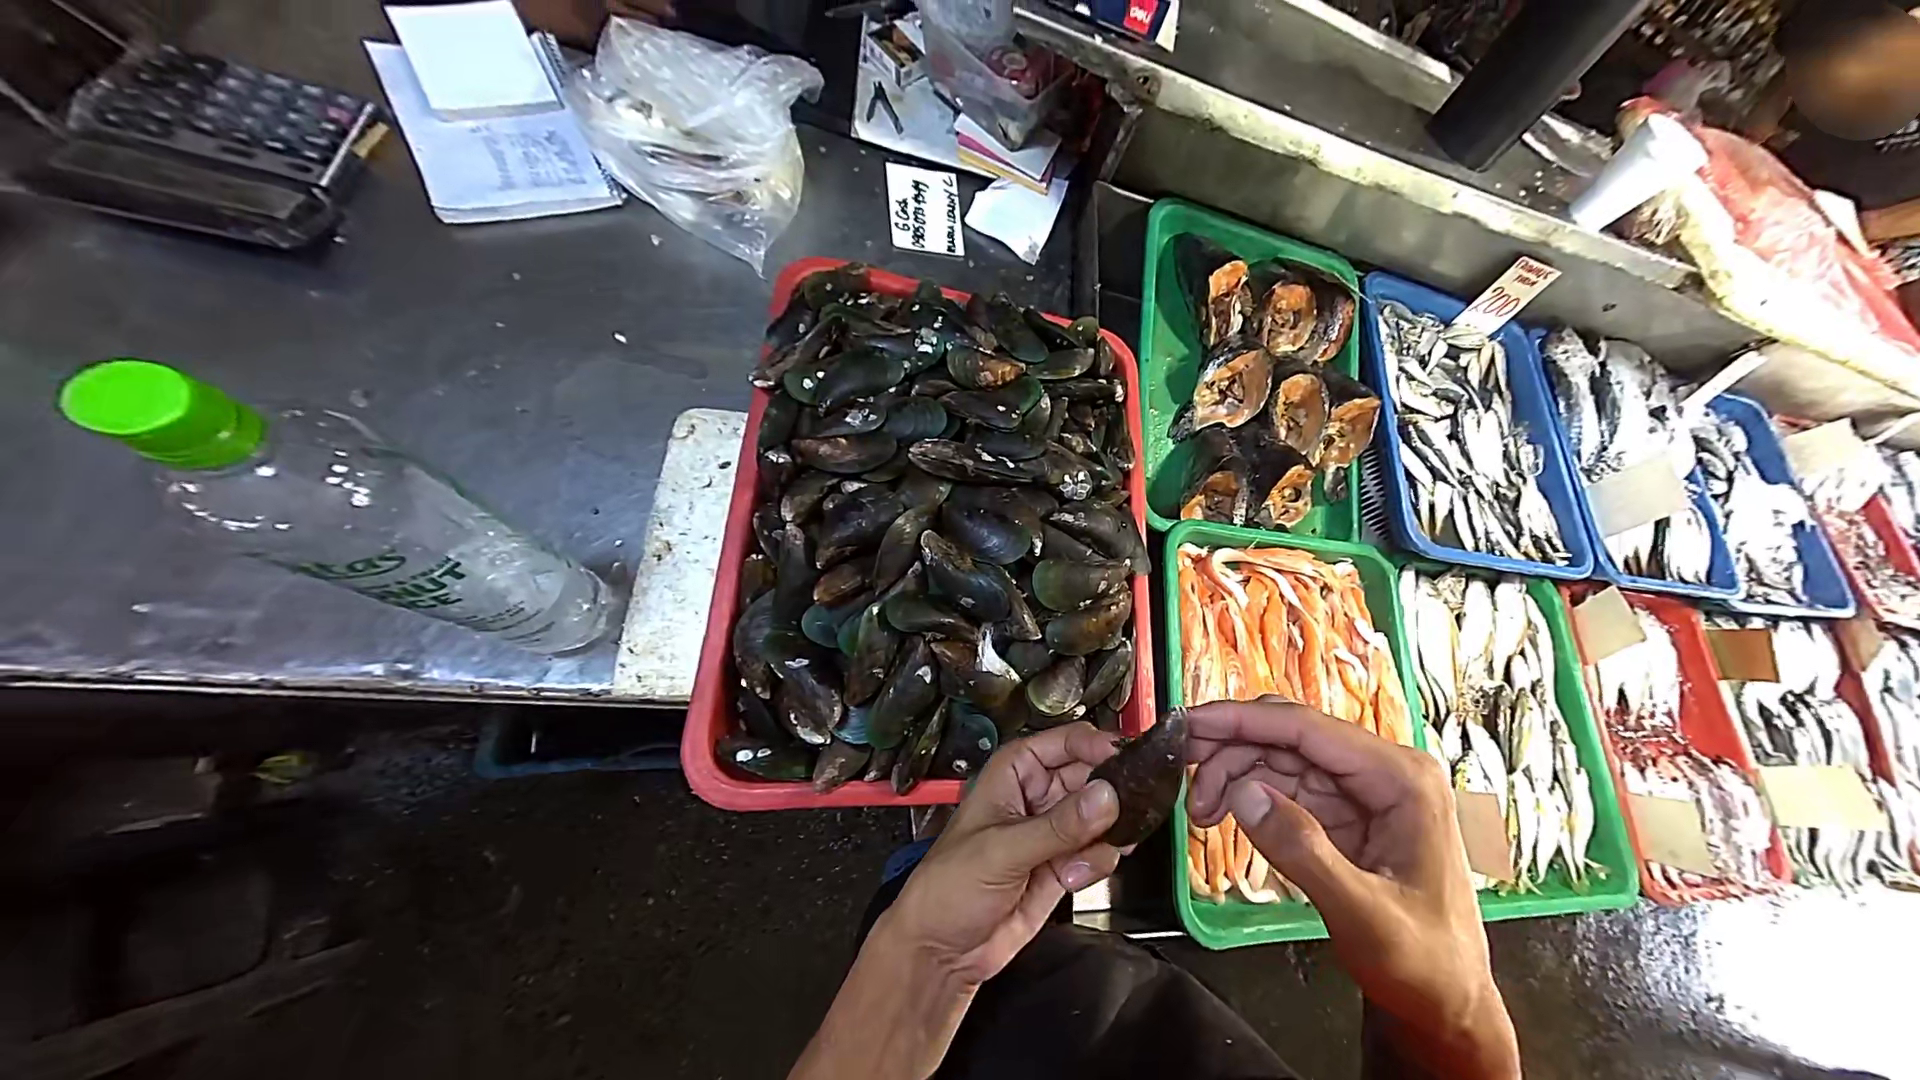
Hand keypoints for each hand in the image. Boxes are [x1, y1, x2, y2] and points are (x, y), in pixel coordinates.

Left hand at [883, 721, 1122, 987]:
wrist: (944, 950)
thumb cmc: (951, 885)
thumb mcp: (1003, 850)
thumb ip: (1058, 826)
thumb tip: (1106, 797)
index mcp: (1016, 770)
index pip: (1066, 742)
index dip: (1098, 745)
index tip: (1128, 758)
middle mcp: (1039, 792)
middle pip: (1093, 776)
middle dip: (1111, 796)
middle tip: (1122, 815)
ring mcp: (1055, 829)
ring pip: (1103, 816)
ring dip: (1101, 838)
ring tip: (1075, 863)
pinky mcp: (1066, 863)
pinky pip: (1101, 851)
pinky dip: (1096, 864)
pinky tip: (1069, 878)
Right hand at [1186, 698, 1519, 1079]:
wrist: (1444, 1004)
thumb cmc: (1422, 963)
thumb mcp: (1366, 917)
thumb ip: (1304, 852)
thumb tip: (1242, 793)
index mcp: (1399, 777)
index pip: (1305, 727)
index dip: (1240, 720)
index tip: (1188, 723)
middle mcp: (1377, 768)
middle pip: (1283, 733)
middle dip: (1228, 747)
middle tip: (1181, 771)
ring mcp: (1354, 785)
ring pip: (1272, 752)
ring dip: (1228, 771)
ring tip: (1199, 809)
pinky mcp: (1335, 805)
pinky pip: (1275, 779)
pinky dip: (1240, 790)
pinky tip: (1217, 811)